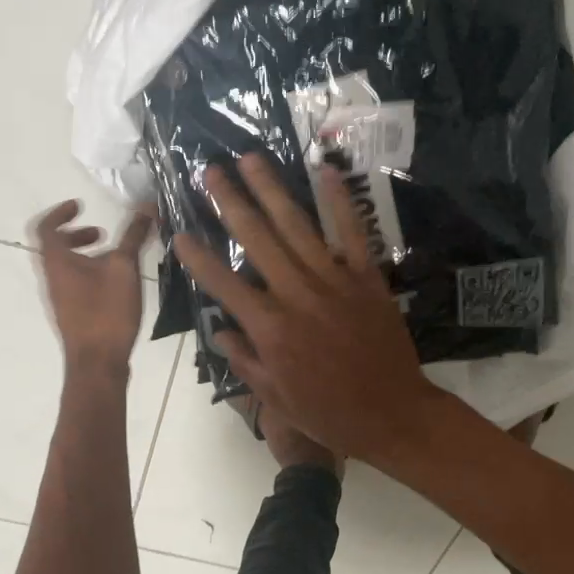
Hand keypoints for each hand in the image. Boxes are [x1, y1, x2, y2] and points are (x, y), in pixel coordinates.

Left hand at [32, 200, 154, 376]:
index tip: (81, 206)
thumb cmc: (106, 311)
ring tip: (114, 259)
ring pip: (67, 268)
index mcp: (57, 262)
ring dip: (86, 256)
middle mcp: (52, 279)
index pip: (45, 226)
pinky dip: (90, 275)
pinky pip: (75, 285)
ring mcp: (60, 300)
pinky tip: (116, 287)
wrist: (97, 364)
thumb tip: (147, 205)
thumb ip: (133, 235)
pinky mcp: (72, 316)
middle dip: (77, 235)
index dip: (60, 212)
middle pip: (55, 247)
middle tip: (101, 234)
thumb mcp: (124, 268)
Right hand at [173, 155, 444, 461]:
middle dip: (230, 202)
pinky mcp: (366, 278)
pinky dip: (340, 201)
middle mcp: (296, 295)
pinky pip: (351, 233)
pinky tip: (327, 171)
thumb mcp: (275, 399)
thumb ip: (245, 361)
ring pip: (296, 226)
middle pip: (257, 239)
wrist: (392, 414)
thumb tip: (219, 331)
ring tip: (251, 159)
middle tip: (211, 171)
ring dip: (271, 189)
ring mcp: (334, 281)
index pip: (224, 284)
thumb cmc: (328, 414)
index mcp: (270, 328)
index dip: (199, 257)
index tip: (180, 232)